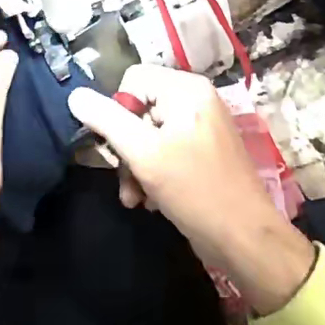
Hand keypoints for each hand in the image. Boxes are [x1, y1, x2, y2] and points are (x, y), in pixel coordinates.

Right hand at [68, 65, 315, 315]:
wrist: (248, 243)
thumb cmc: (196, 192)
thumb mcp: (144, 155)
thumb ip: (107, 121)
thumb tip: (75, 95)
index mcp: (187, 88)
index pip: (132, 81)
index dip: (118, 113)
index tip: (120, 148)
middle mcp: (197, 98)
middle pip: (140, 108)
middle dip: (127, 147)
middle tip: (126, 181)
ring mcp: (203, 124)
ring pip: (149, 132)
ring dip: (137, 165)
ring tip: (137, 198)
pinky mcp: (205, 150)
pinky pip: (167, 148)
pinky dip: (155, 172)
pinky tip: (153, 201)